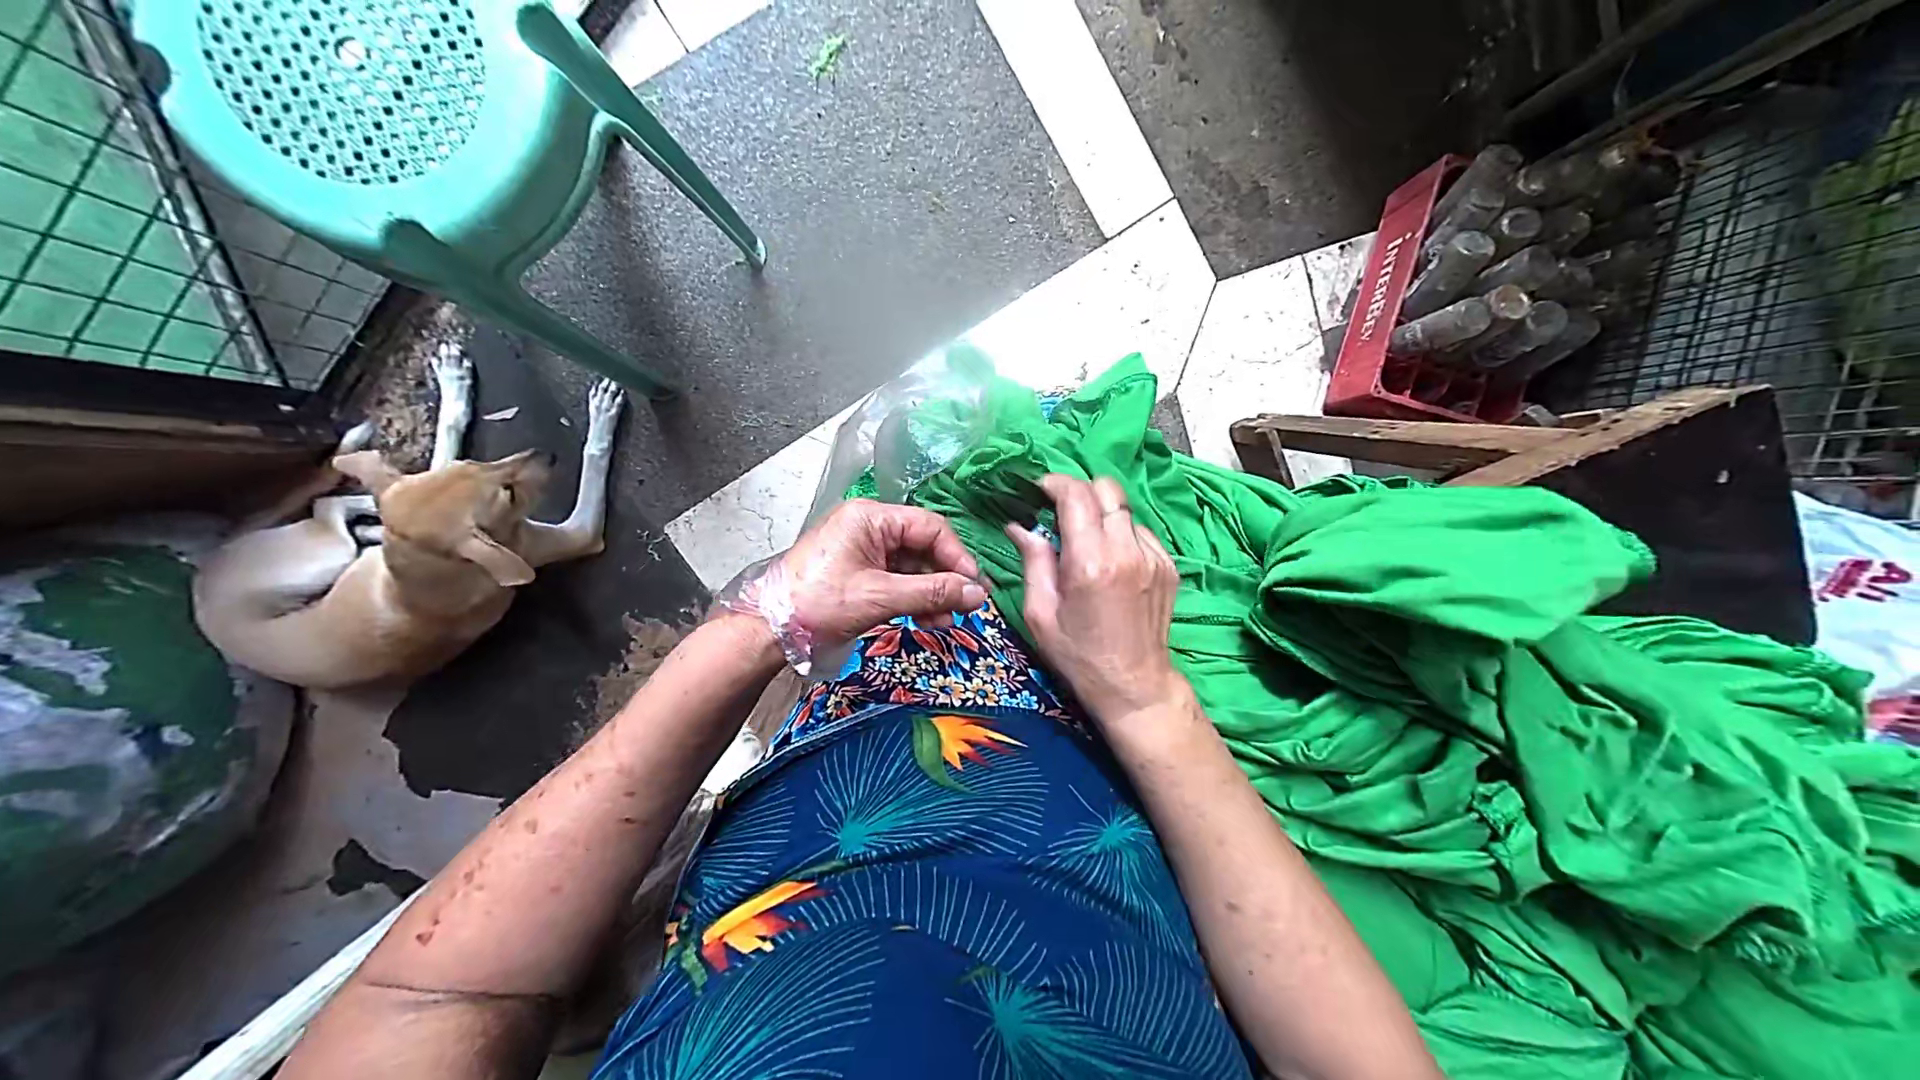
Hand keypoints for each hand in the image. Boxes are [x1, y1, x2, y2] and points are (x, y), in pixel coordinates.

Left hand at [751, 500, 987, 651]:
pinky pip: (898, 580)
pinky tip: (928, 619)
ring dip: (932, 593)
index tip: (974, 586)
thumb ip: (932, 593)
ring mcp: (864, 550)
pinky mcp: (860, 572)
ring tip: (946, 620)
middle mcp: (869, 527)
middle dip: (945, 579)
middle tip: (966, 606)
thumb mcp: (880, 597)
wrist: (769, 631)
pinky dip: (914, 599)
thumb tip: (977, 594)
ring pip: (913, 567)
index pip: (930, 527)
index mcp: (871, 518)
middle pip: (923, 547)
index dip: (957, 556)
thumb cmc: (817, 605)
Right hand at [1005, 474, 1189, 725]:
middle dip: (1080, 492)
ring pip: (1124, 508)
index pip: (1076, 495)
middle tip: (1061, 512)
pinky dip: (1121, 534)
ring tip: (1086, 542)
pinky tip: (1110, 561)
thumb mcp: (1040, 613)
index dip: (1055, 483)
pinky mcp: (1169, 566)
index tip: (1040, 490)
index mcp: (1090, 563)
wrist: (1134, 685)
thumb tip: (1019, 526)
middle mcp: (1127, 552)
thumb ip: (1033, 561)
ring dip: (1101, 514)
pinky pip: (1140, 531)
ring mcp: (1154, 557)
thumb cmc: (1078, 655)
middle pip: (1106, 488)